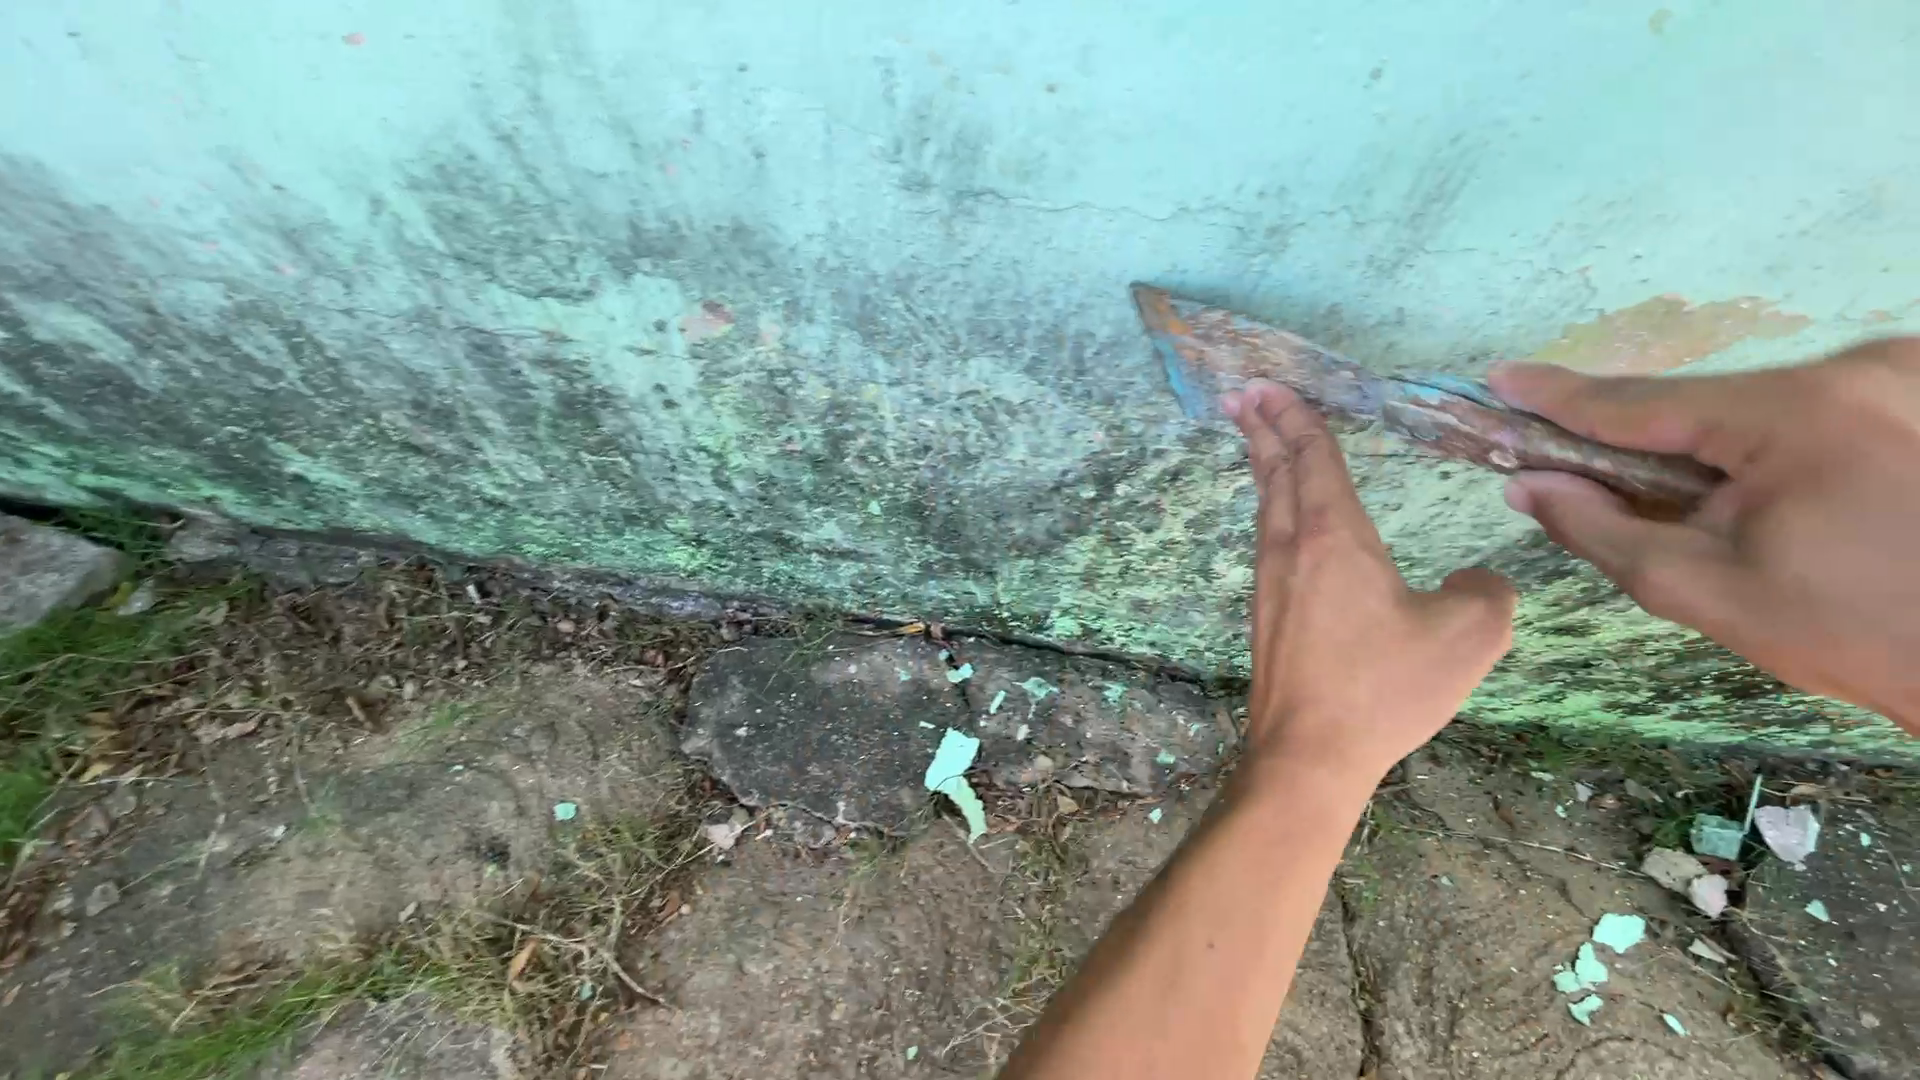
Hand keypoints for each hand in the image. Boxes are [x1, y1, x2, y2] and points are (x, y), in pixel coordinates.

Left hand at [1222, 380, 1516, 784]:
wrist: (1307, 749)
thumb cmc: (1383, 688)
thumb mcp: (1467, 636)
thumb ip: (1485, 591)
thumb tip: (1475, 579)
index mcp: (1333, 537)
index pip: (1314, 459)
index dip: (1298, 418)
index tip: (1272, 387)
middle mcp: (1291, 548)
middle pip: (1276, 472)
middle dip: (1264, 427)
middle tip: (1244, 393)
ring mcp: (1269, 580)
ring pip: (1266, 505)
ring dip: (1263, 465)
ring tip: (1256, 437)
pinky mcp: (1264, 611)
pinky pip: (1267, 538)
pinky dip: (1270, 507)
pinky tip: (1276, 515)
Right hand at [1491, 338, 1919, 731]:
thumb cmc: (1862, 632)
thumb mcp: (1701, 588)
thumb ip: (1598, 529)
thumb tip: (1525, 484)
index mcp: (1800, 413)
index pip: (1637, 403)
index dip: (1556, 395)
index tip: (1497, 379)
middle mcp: (1865, 366)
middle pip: (1701, 405)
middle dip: (1643, 448)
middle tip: (1606, 494)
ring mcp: (1913, 372)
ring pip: (1756, 408)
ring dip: (1711, 451)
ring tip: (1725, 518)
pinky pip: (1813, 408)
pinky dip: (1769, 447)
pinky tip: (1791, 500)